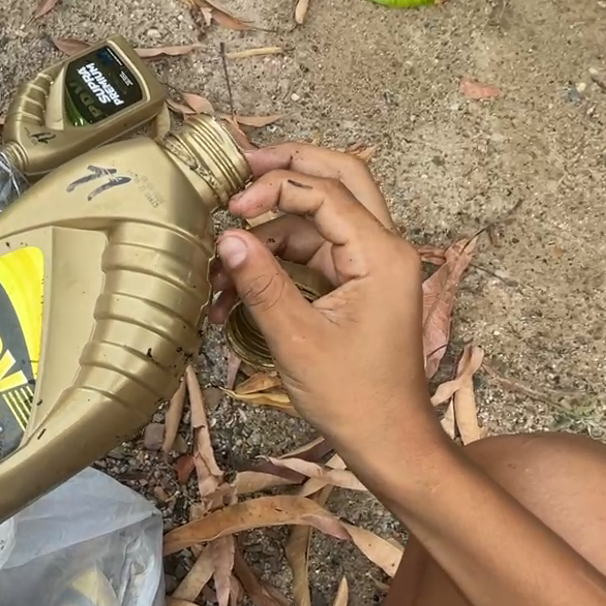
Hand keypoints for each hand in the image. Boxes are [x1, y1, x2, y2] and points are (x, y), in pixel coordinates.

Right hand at [213, 144, 438, 466]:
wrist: (385, 439)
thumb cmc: (351, 395)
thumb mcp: (296, 338)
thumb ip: (261, 283)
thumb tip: (226, 238)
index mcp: (380, 256)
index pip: (326, 193)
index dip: (274, 189)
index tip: (229, 209)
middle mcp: (380, 250)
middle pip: (339, 180)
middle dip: (289, 169)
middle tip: (242, 166)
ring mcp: (367, 267)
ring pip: (316, 222)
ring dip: (267, 236)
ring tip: (219, 268)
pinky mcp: (351, 287)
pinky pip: (309, 257)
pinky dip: (273, 266)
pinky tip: (234, 293)